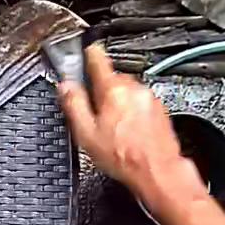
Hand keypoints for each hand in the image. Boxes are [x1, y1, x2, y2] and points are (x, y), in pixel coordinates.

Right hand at [56, 42, 204, 208]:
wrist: (156, 172)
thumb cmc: (124, 157)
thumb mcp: (86, 134)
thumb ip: (73, 105)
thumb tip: (65, 87)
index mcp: (113, 89)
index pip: (97, 58)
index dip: (86, 54)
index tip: (82, 52)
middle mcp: (134, 88)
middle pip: (111, 79)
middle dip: (100, 92)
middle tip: (92, 114)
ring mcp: (149, 98)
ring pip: (126, 92)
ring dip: (117, 104)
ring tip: (111, 129)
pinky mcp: (159, 109)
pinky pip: (139, 103)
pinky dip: (131, 113)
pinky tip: (126, 133)